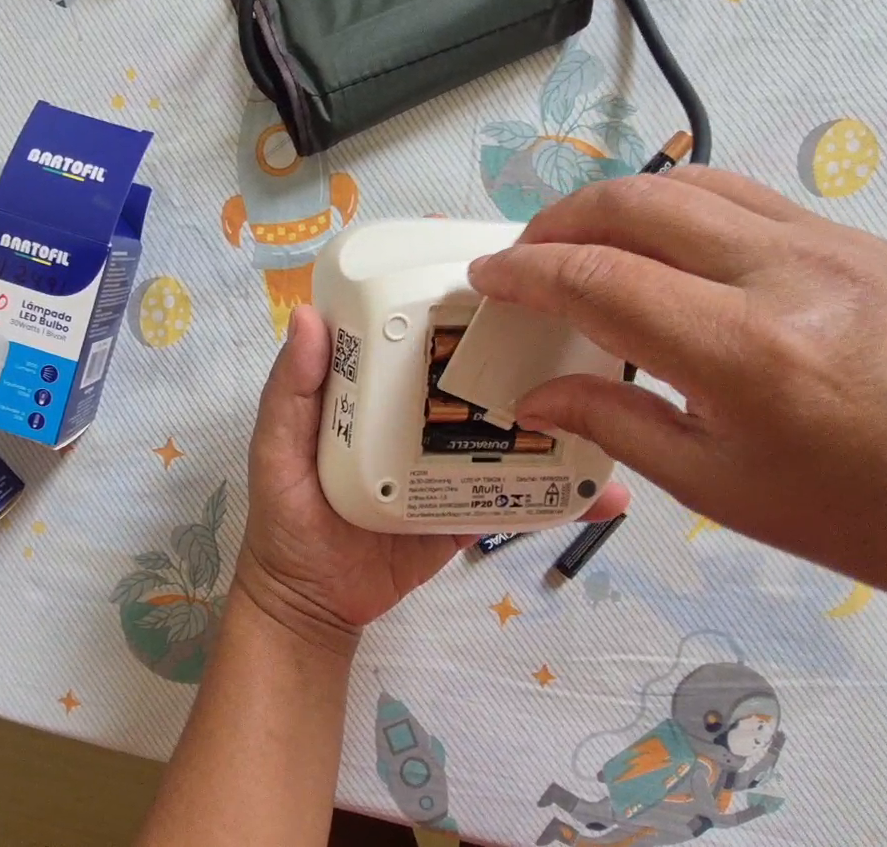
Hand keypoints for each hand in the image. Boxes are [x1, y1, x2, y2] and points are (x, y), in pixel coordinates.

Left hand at [236, 305, 630, 648]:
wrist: (311, 604)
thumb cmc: (285, 514)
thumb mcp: (276, 446)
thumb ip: (291, 390)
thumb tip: (308, 316)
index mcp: (373, 392)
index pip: (417, 337)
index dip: (454, 309)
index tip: (507, 282)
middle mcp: (416, 419)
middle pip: (474, 380)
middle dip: (524, 358)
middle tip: (581, 336)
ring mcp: (447, 466)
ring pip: (508, 435)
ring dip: (557, 423)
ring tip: (609, 407)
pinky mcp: (466, 513)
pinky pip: (516, 499)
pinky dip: (558, 498)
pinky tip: (602, 494)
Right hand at [464, 167, 886, 610]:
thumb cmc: (852, 516)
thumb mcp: (712, 484)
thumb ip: (610, 422)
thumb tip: (532, 397)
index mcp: (745, 351)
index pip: (599, 279)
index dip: (526, 272)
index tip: (484, 276)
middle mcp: (786, 274)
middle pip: (636, 204)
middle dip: (558, 221)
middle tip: (522, 258)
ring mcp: (831, 243)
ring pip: (688, 182)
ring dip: (614, 204)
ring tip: (578, 243)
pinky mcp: (857, 237)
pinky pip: (741, 196)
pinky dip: (675, 206)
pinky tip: (658, 246)